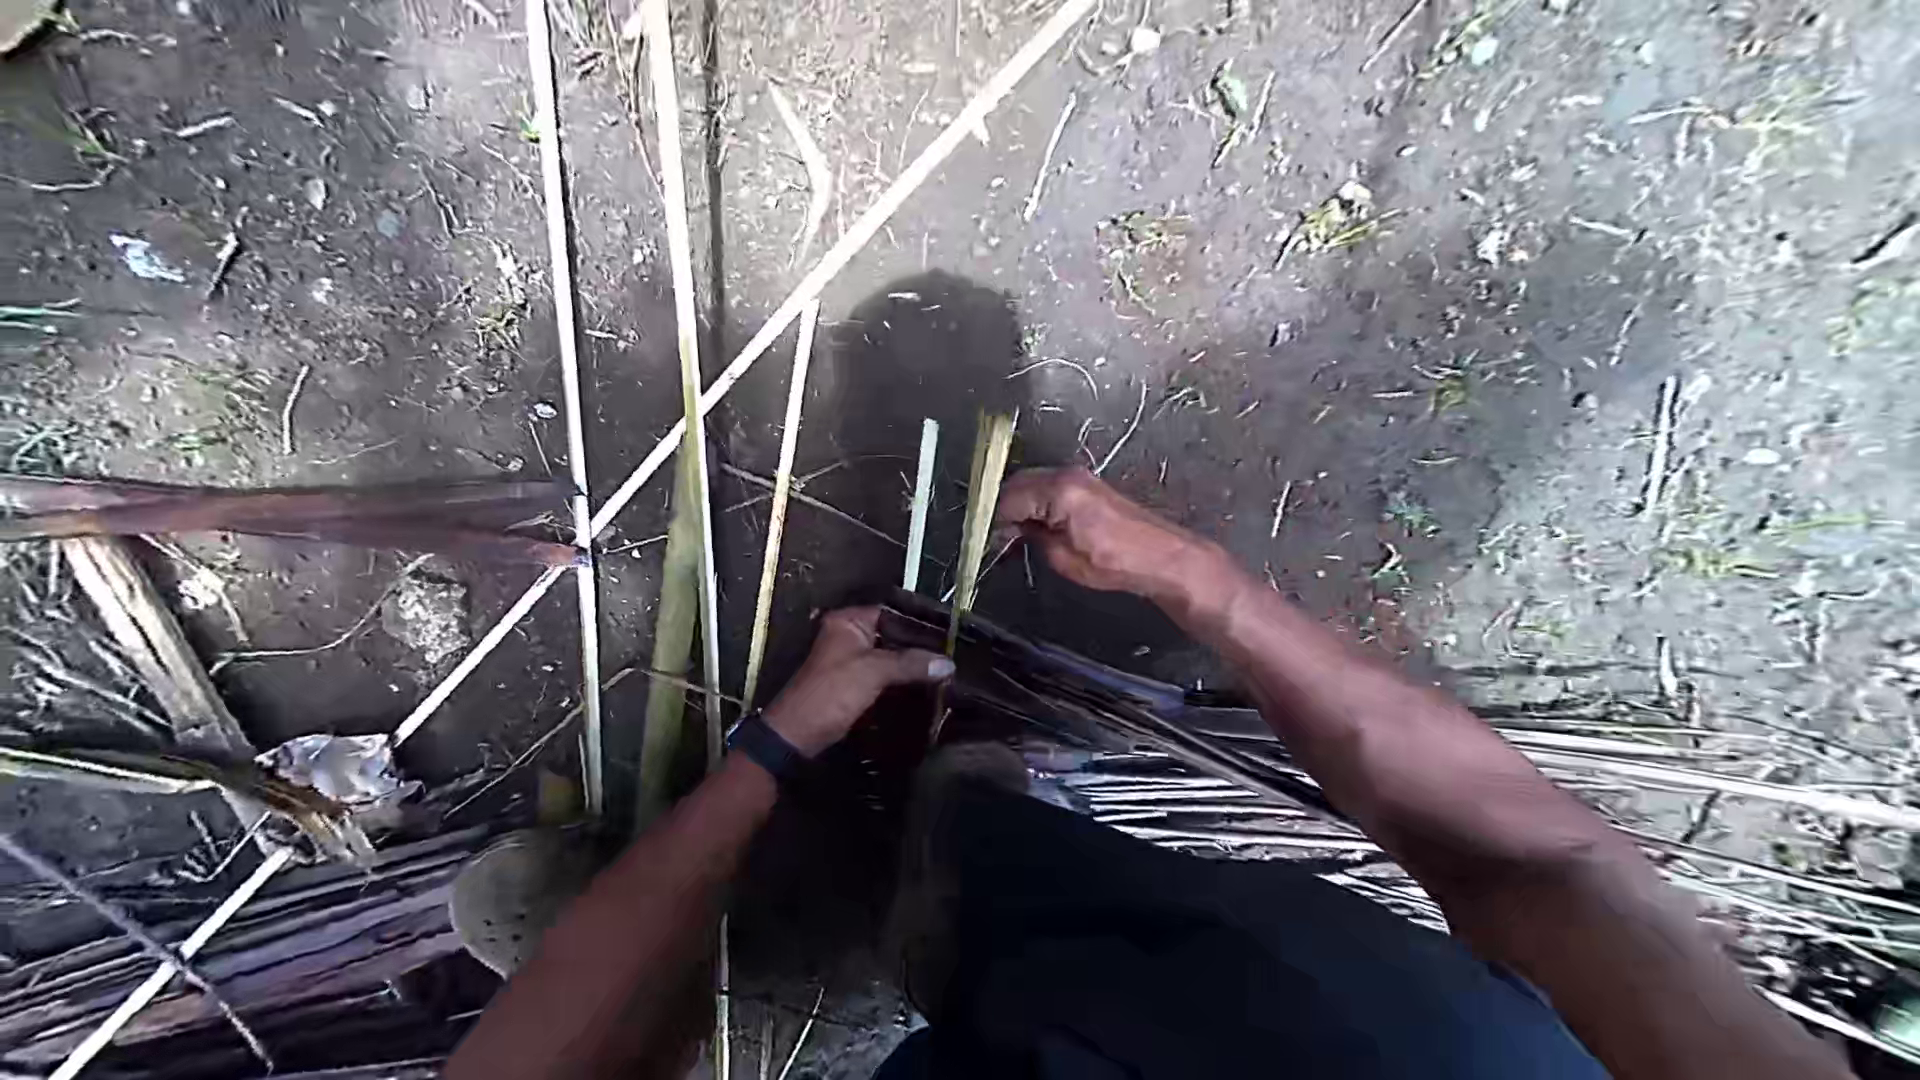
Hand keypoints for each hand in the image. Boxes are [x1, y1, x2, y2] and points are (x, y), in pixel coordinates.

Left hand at [761, 607, 953, 755]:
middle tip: (953, 650)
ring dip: (914, 663)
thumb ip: (911, 663)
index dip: (920, 620)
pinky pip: (887, 674)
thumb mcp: (873, 672)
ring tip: (946, 666)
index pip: (892, 611)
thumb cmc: (831, 693)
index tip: (949, 630)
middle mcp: (850, 635)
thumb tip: (948, 663)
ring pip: (892, 655)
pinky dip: (904, 678)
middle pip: (894, 634)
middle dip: (920, 644)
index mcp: (848, 622)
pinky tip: (927, 683)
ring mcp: (852, 660)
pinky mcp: (856, 683)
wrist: (798, 736)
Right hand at [995, 467, 1221, 601]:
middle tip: (1000, 540)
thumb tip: (1013, 531)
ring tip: (1016, 536)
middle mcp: (1066, 475)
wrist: (1161, 556)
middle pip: (1017, 484)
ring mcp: (1078, 476)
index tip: (990, 541)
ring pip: (1032, 483)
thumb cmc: (1115, 562)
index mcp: (1058, 491)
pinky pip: (1048, 486)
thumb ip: (1032, 538)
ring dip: (1019, 505)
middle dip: (1003, 510)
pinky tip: (1036, 526)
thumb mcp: (1063, 558)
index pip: (1008, 498)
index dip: (994, 521)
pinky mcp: (1087, 484)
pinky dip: (1036, 502)